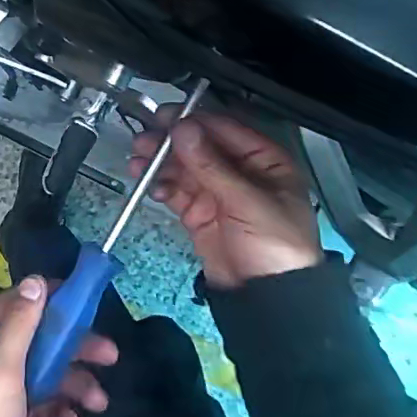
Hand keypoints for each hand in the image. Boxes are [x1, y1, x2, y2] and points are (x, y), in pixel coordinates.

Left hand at [0, 275, 118, 416]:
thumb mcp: (3, 364)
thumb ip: (22, 322)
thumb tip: (35, 280)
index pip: (17, 305)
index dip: (48, 299)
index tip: (80, 298)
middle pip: (42, 340)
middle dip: (76, 350)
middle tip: (110, 354)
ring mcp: (8, 388)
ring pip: (51, 373)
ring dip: (76, 387)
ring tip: (97, 403)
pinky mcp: (20, 415)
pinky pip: (48, 403)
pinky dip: (61, 414)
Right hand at [129, 112, 321, 289]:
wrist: (268, 299)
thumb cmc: (276, 246)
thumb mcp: (246, 200)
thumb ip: (210, 164)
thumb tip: (183, 129)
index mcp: (264, 161)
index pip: (225, 130)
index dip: (195, 121)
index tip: (167, 117)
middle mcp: (239, 172)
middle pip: (199, 147)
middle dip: (171, 142)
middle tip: (147, 138)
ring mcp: (217, 193)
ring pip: (183, 168)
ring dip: (160, 162)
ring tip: (139, 160)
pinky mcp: (199, 214)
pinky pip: (176, 192)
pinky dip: (161, 186)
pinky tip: (151, 186)